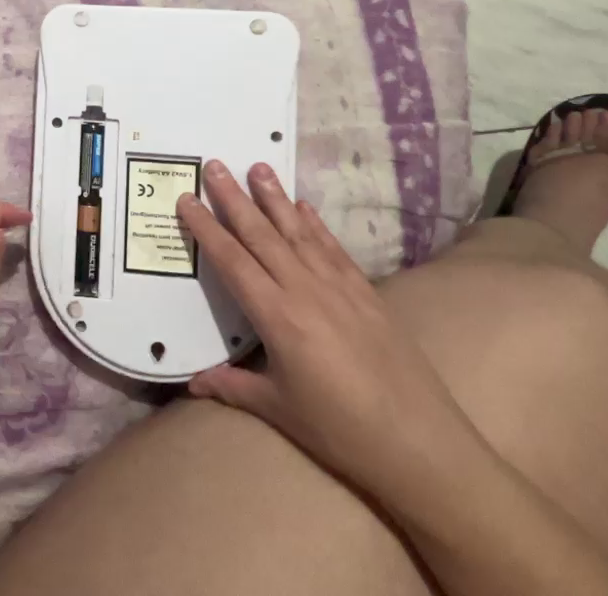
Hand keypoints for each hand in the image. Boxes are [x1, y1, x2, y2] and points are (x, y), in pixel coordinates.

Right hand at [178, 161, 479, 502]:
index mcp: (278, 317)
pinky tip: (304, 207)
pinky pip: (334, 249)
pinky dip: (315, 224)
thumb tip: (192, 382)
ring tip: (258, 167)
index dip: (207, 229)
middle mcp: (306, 291)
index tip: (187, 199)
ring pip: (299, 233)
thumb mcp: (278, 410)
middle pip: (262, 235)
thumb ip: (233, 387)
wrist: (419, 442)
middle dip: (235, 199)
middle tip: (215, 165)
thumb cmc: (340, 429)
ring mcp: (340, 288)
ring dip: (276, 198)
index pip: (233, 262)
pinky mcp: (367, 294)